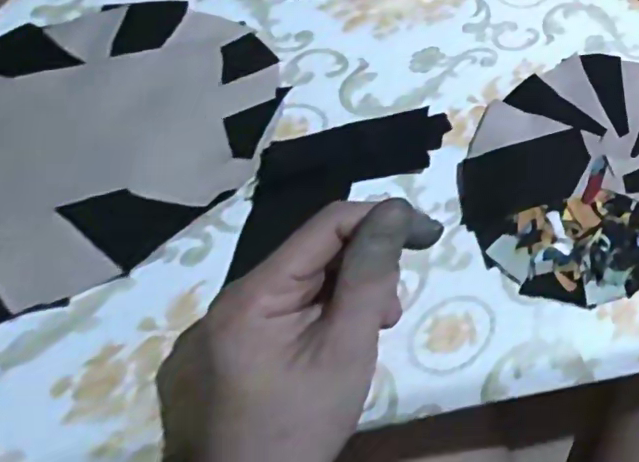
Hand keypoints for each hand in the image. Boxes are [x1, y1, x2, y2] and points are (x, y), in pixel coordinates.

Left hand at [157, 199, 443, 461]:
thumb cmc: (299, 429)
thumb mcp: (349, 345)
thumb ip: (372, 271)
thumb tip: (395, 209)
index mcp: (249, 298)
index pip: (328, 224)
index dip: (384, 218)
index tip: (428, 235)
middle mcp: (221, 306)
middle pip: (313, 253)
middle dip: (366, 265)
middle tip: (394, 307)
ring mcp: (210, 336)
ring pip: (298, 283)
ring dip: (345, 292)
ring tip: (370, 329)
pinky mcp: (210, 362)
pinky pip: (276, 313)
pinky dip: (315, 316)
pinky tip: (331, 346)